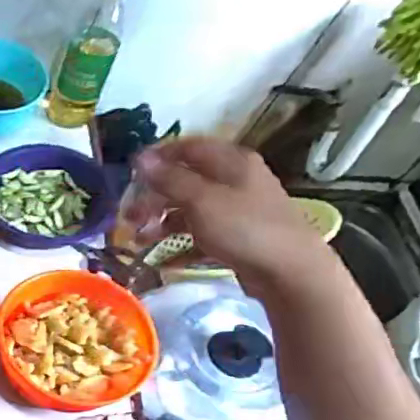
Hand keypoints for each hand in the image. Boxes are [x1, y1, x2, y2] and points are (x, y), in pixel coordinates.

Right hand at [134, 137, 336, 289]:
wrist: (290, 271)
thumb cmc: (244, 228)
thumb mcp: (202, 201)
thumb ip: (170, 179)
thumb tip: (141, 158)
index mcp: (231, 162)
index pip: (187, 148)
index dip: (157, 158)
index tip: (130, 175)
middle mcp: (235, 180)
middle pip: (186, 180)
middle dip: (154, 197)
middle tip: (129, 216)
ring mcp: (238, 209)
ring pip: (191, 209)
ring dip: (162, 223)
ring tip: (140, 240)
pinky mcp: (238, 237)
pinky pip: (201, 235)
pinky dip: (180, 244)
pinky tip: (162, 260)